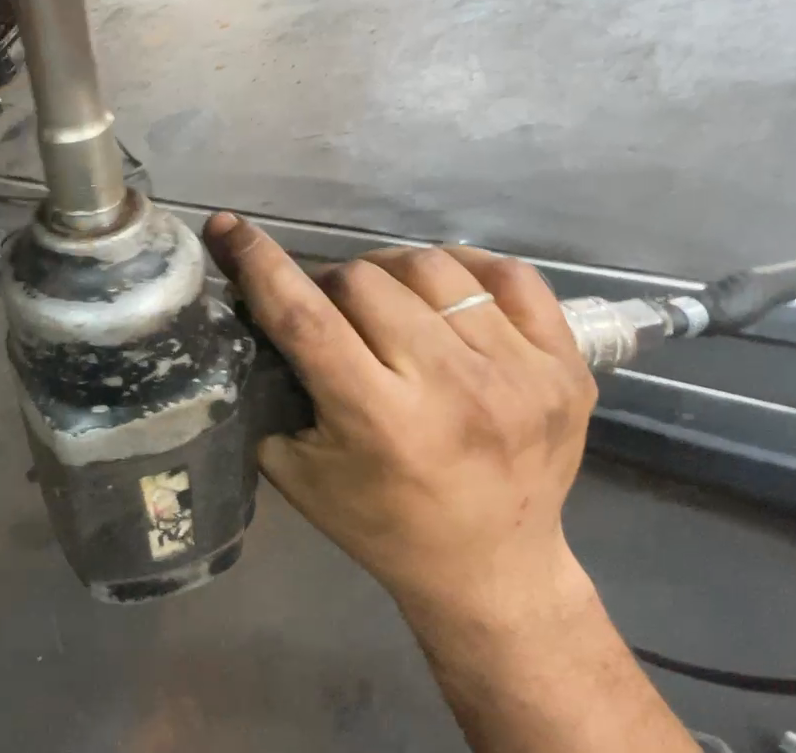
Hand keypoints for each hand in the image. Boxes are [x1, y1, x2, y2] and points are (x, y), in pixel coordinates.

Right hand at [204, 214, 598, 620]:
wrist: (493, 568)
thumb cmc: (376, 523)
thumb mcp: (292, 467)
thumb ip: (267, 393)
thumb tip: (245, 319)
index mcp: (379, 420)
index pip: (305, 317)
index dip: (259, 264)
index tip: (227, 227)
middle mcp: (454, 390)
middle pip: (363, 279)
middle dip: (327, 283)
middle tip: (325, 310)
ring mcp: (521, 374)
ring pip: (429, 266)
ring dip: (386, 274)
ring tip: (381, 302)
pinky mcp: (567, 366)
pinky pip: (509, 274)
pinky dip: (461, 269)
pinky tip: (440, 295)